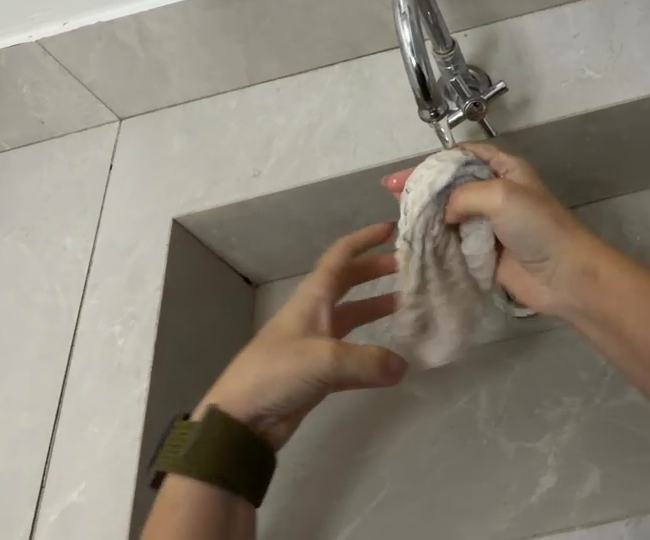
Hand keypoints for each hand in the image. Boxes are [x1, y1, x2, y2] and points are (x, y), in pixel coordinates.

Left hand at [195, 222, 407, 450]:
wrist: (242, 419)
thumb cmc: (277, 372)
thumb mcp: (325, 360)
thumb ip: (368, 361)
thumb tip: (403, 366)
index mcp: (312, 297)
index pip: (340, 256)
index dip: (364, 239)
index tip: (391, 229)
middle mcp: (315, 313)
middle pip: (348, 281)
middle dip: (375, 270)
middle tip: (407, 267)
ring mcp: (317, 343)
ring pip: (353, 317)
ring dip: (377, 308)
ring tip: (407, 305)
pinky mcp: (319, 373)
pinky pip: (354, 355)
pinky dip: (373, 354)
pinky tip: (395, 361)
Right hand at [381, 142, 606, 319]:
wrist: (564, 275)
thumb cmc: (536, 226)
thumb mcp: (500, 194)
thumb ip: (463, 194)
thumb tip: (445, 212)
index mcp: (504, 169)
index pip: (462, 156)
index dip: (433, 162)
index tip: (404, 174)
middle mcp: (495, 192)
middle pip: (451, 184)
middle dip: (422, 187)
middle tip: (390, 192)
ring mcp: (489, 224)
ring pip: (449, 214)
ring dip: (425, 215)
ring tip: (398, 217)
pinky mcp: (485, 253)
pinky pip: (454, 242)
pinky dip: (435, 241)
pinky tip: (414, 242)